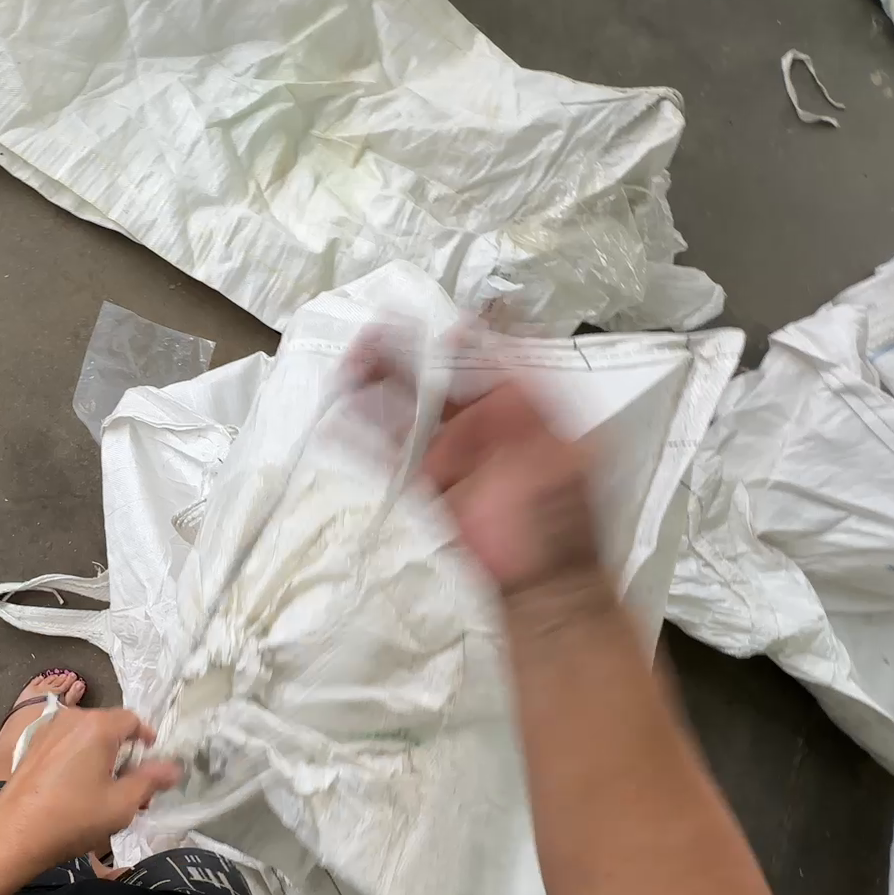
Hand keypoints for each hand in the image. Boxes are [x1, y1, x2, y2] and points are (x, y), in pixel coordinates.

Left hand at [0, 708, 181, 871]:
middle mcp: (73, 718)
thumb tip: (174, 767)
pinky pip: (68, 744)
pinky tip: (79, 791)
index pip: (133, 720)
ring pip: (88, 737)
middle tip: (134, 788)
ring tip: (107, 794)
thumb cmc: (73, 818)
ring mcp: (49, 730)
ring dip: (103, 758)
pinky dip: (80, 759)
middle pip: (110, 727)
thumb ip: (151, 781)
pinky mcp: (34, 746)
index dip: (148, 740)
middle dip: (126, 754)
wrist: (13, 835)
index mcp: (98, 726)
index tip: (153, 763)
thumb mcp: (121, 804)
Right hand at [347, 333, 607, 607]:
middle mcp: (481, 425)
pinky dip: (361, 440)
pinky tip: (336, 424)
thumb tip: (494, 347)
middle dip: (400, 355)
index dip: (451, 335)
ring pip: (405, 411)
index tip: (423, 315)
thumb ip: (527, 392)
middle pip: (433, 380)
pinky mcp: (427, 482)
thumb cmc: (555, 516)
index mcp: (518, 408)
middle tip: (371, 333)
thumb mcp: (557, 446)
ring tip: (347, 366)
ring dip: (375, 388)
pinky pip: (389, 455)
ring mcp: (451, 453)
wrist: (541, 579)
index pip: (481, 360)